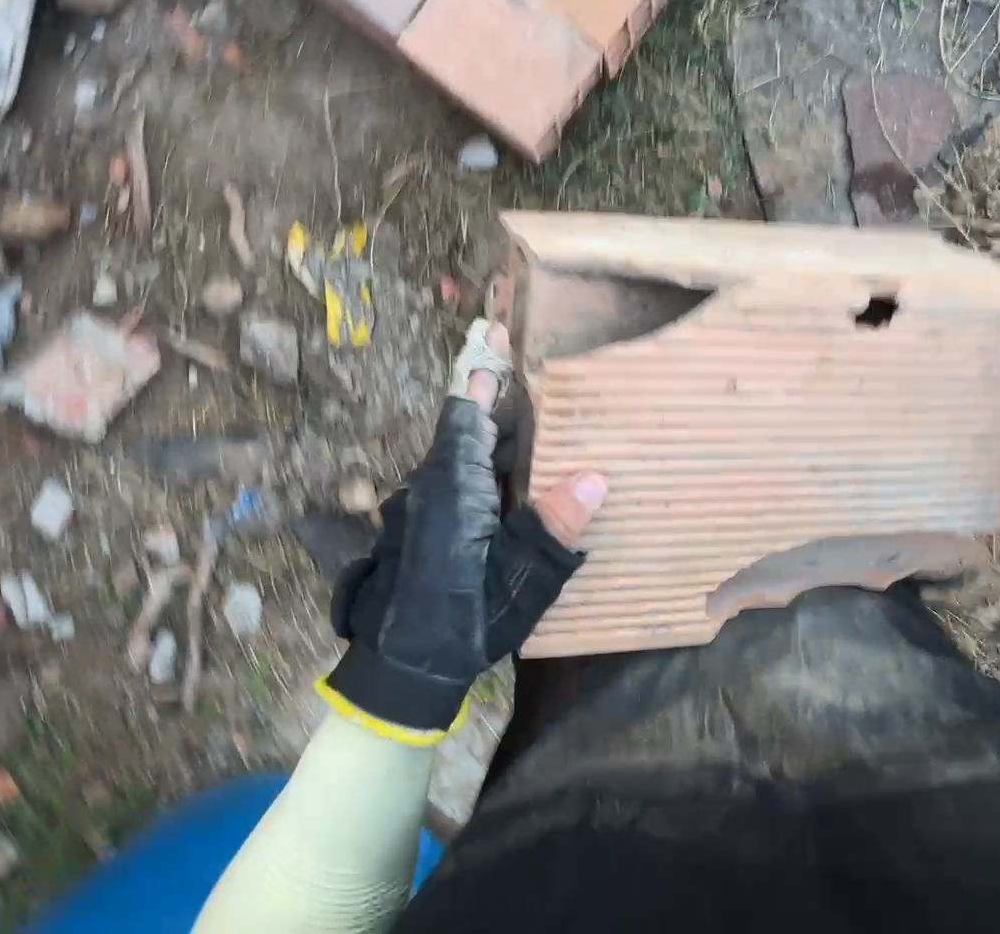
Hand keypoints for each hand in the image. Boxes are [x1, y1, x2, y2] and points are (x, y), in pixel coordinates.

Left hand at [320, 320, 607, 742]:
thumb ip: (555, 525)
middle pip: (463, 431)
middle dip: (493, 404)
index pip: (468, 414)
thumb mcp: (520, 577)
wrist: (403, 665)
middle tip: (528, 381)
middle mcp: (431, 486)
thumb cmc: (464, 617)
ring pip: (457, 458)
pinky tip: (506, 484)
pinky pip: (452, 481)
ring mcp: (420, 507)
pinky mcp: (419, 527)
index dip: (484, 376)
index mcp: (455, 486)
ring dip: (487, 439)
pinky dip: (479, 468)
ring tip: (528, 429)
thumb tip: (596, 476)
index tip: (494, 334)